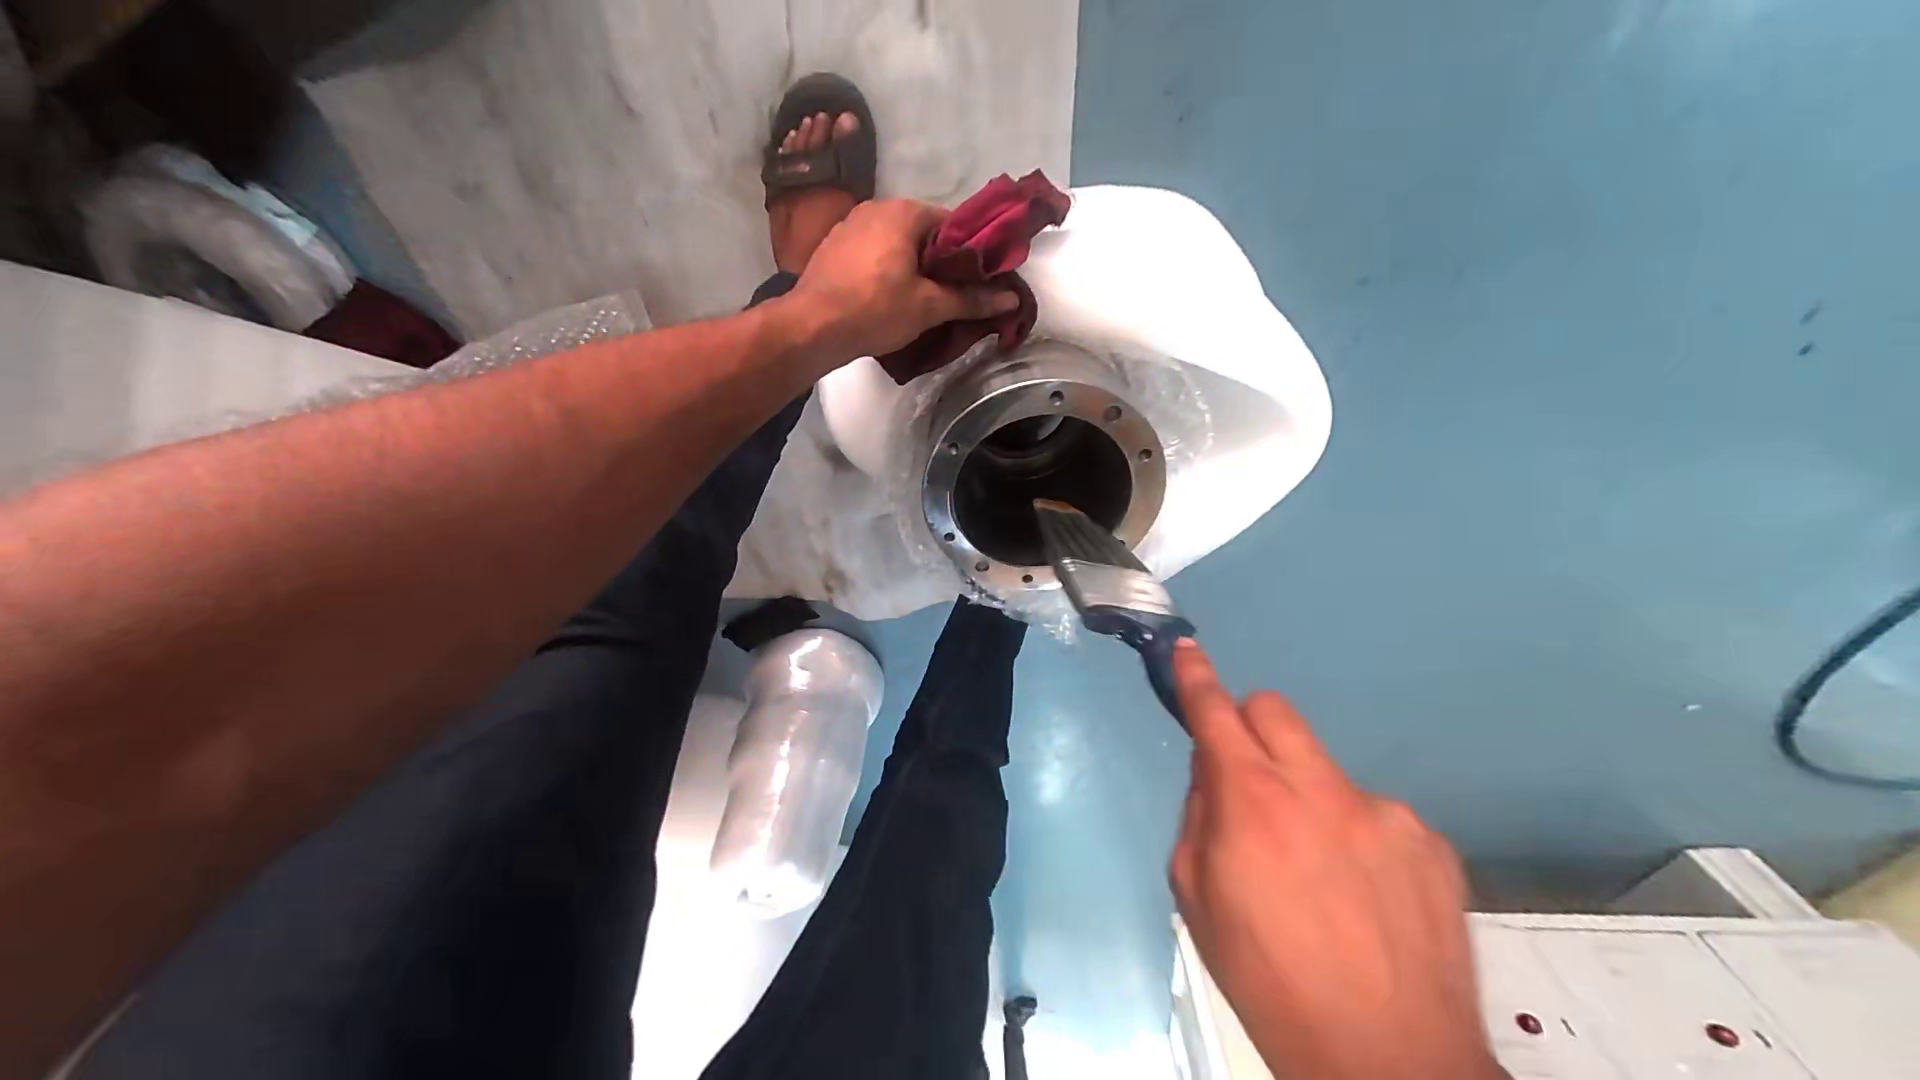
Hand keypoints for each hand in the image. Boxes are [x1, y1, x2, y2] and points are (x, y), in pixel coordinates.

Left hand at [783, 199, 1019, 363]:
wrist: (811, 327)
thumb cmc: (875, 310)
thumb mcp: (929, 307)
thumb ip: (971, 299)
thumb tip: (1011, 298)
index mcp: (904, 211)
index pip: (952, 223)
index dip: (970, 251)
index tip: (978, 279)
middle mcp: (876, 207)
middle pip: (923, 231)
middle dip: (939, 260)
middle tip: (952, 294)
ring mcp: (849, 224)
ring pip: (896, 242)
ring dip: (911, 265)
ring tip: (921, 298)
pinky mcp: (833, 246)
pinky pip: (872, 252)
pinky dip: (886, 268)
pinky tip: (888, 295)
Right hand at [1169, 641, 1505, 1079]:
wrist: (1387, 1061)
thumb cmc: (1265, 978)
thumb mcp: (1195, 894)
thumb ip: (1199, 814)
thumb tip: (1213, 772)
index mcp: (1252, 802)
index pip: (1215, 714)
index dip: (1195, 676)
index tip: (1186, 649)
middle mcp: (1317, 789)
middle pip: (1274, 710)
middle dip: (1249, 726)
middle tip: (1247, 775)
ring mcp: (1382, 811)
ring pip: (1324, 768)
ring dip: (1305, 794)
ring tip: (1318, 868)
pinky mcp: (1429, 841)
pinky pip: (1373, 813)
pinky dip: (1355, 834)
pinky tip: (1364, 893)